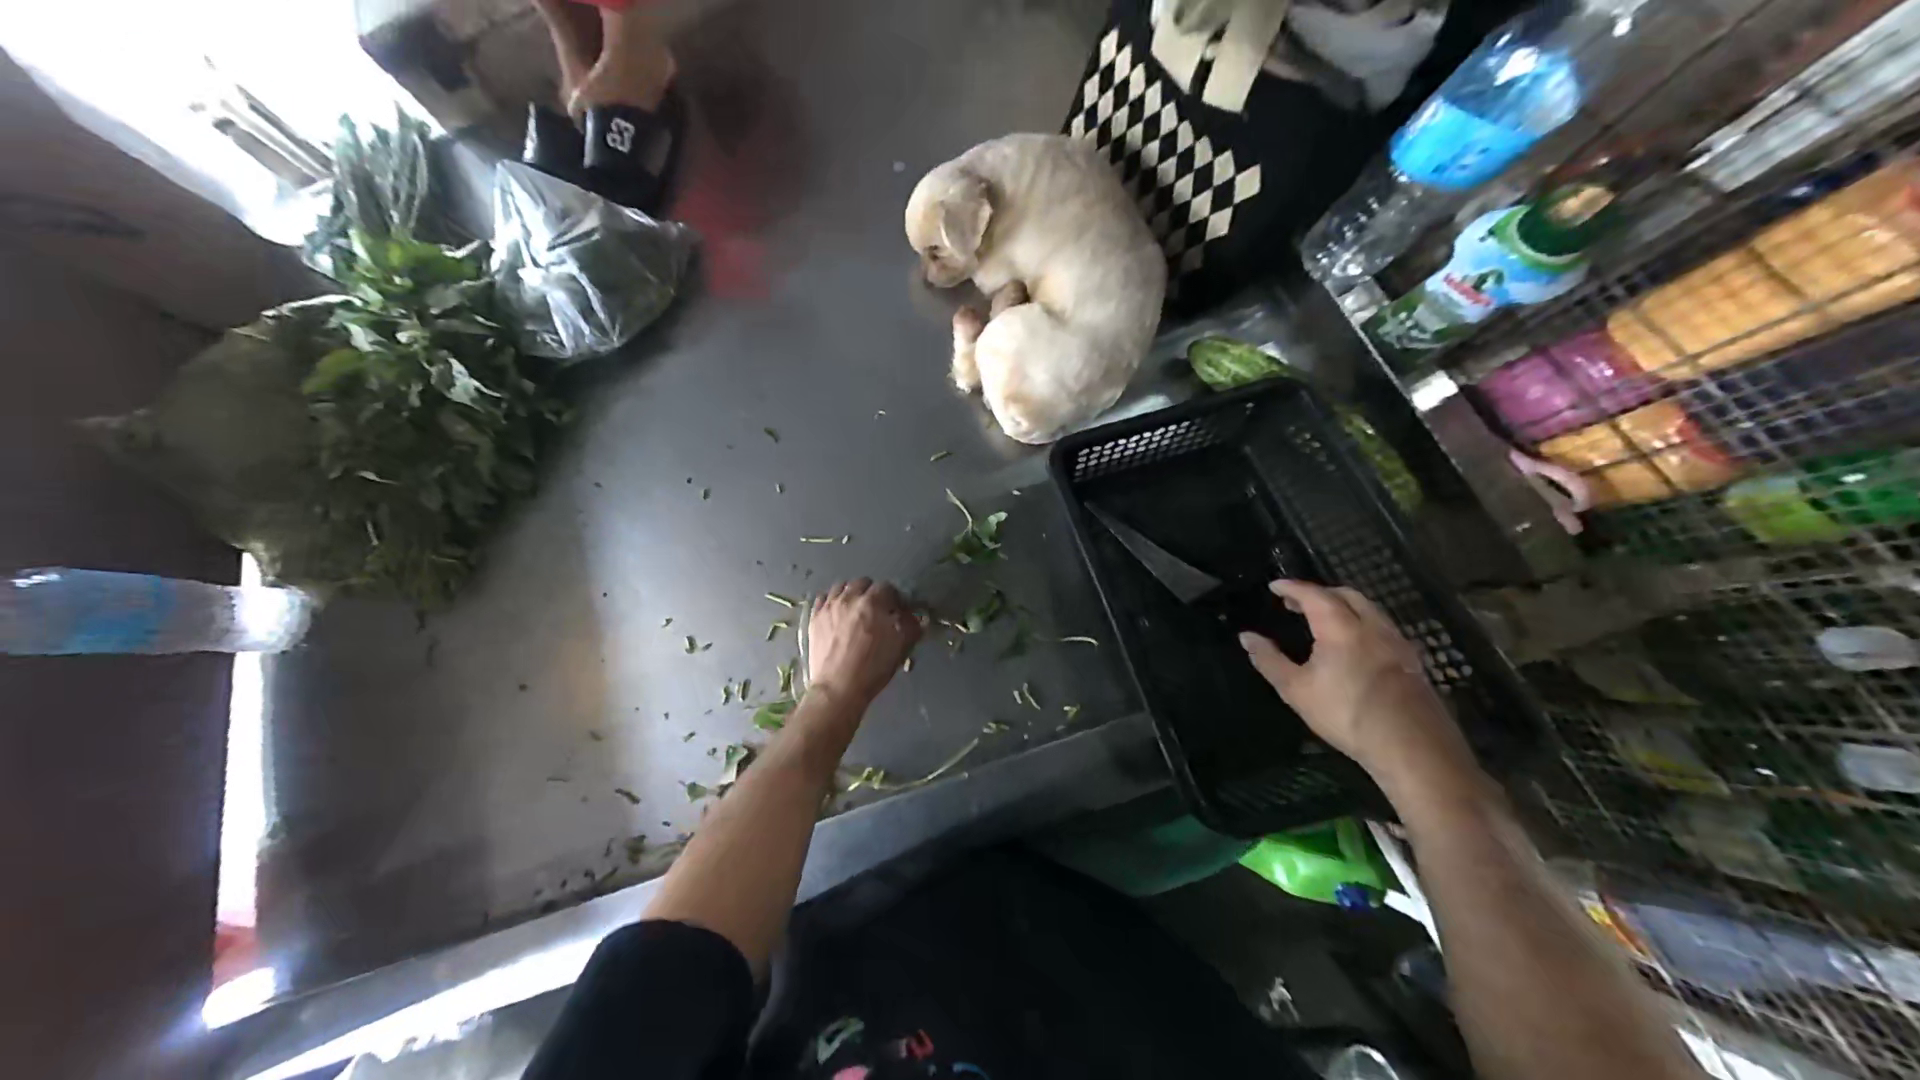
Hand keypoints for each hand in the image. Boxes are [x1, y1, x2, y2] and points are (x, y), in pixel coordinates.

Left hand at [807, 579, 923, 711]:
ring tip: (855, 608)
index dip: (894, 598)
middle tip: (876, 609)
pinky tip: (836, 612)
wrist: (838, 688)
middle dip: (872, 592)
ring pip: (841, 587)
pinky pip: (823, 598)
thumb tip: (917, 617)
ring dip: (851, 593)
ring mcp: (829, 607)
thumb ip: (912, 627)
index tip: (897, 610)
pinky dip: (831, 601)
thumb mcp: (900, 648)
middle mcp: (849, 598)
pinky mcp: (814, 618)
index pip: (887, 587)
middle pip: (862, 583)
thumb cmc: (873, 668)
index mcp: (872, 602)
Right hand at [1240, 580, 1479, 788]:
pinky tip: (1356, 643)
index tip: (1275, 585)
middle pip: (1346, 595)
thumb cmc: (1346, 714)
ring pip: (1369, 609)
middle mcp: (1371, 626)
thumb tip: (1246, 637)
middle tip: (1297, 602)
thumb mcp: (1296, 690)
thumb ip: (1269, 660)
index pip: (1313, 595)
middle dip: (1320, 592)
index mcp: (1340, 627)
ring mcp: (1396, 642)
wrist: (1411, 746)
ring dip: (1344, 605)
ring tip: (1324, 619)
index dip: (1292, 587)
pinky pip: (1382, 627)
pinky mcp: (1412, 660)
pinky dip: (1362, 622)